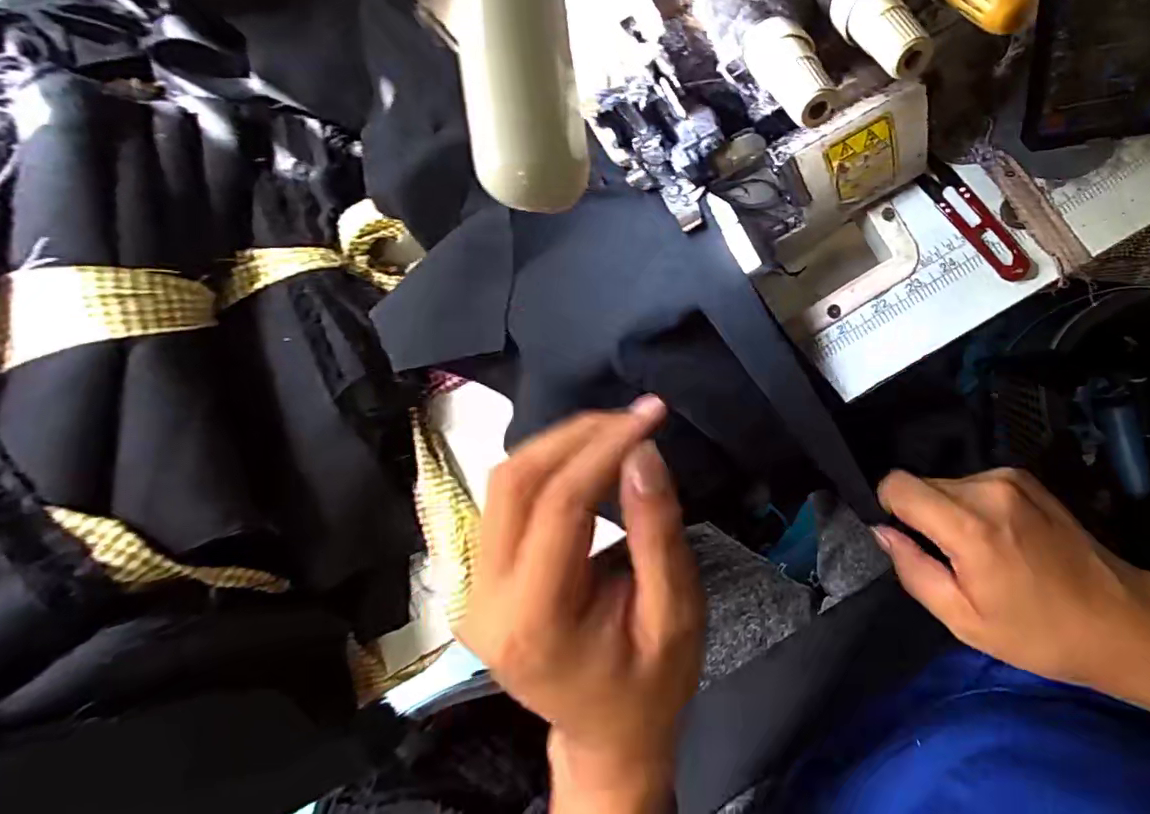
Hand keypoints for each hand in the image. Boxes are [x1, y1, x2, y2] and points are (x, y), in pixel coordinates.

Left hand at [457, 396, 702, 813]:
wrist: (608, 735)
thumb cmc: (652, 682)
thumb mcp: (675, 612)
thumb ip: (657, 532)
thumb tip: (644, 451)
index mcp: (535, 619)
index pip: (560, 503)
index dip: (607, 446)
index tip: (653, 413)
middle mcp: (486, 600)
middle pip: (515, 482)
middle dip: (578, 434)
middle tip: (637, 416)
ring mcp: (474, 591)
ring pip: (504, 483)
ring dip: (563, 444)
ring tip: (621, 430)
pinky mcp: (481, 579)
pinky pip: (507, 501)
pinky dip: (551, 466)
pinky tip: (593, 458)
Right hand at [873, 467, 1149, 694]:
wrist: (1117, 618)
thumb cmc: (1039, 633)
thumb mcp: (965, 621)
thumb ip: (914, 570)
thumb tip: (883, 532)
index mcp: (969, 524)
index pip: (898, 484)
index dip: (887, 508)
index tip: (901, 539)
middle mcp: (987, 486)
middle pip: (922, 483)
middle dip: (921, 515)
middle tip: (948, 561)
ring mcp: (1010, 476)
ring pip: (949, 483)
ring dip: (948, 511)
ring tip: (979, 555)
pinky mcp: (1026, 476)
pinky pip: (976, 483)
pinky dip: (973, 506)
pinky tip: (1001, 541)